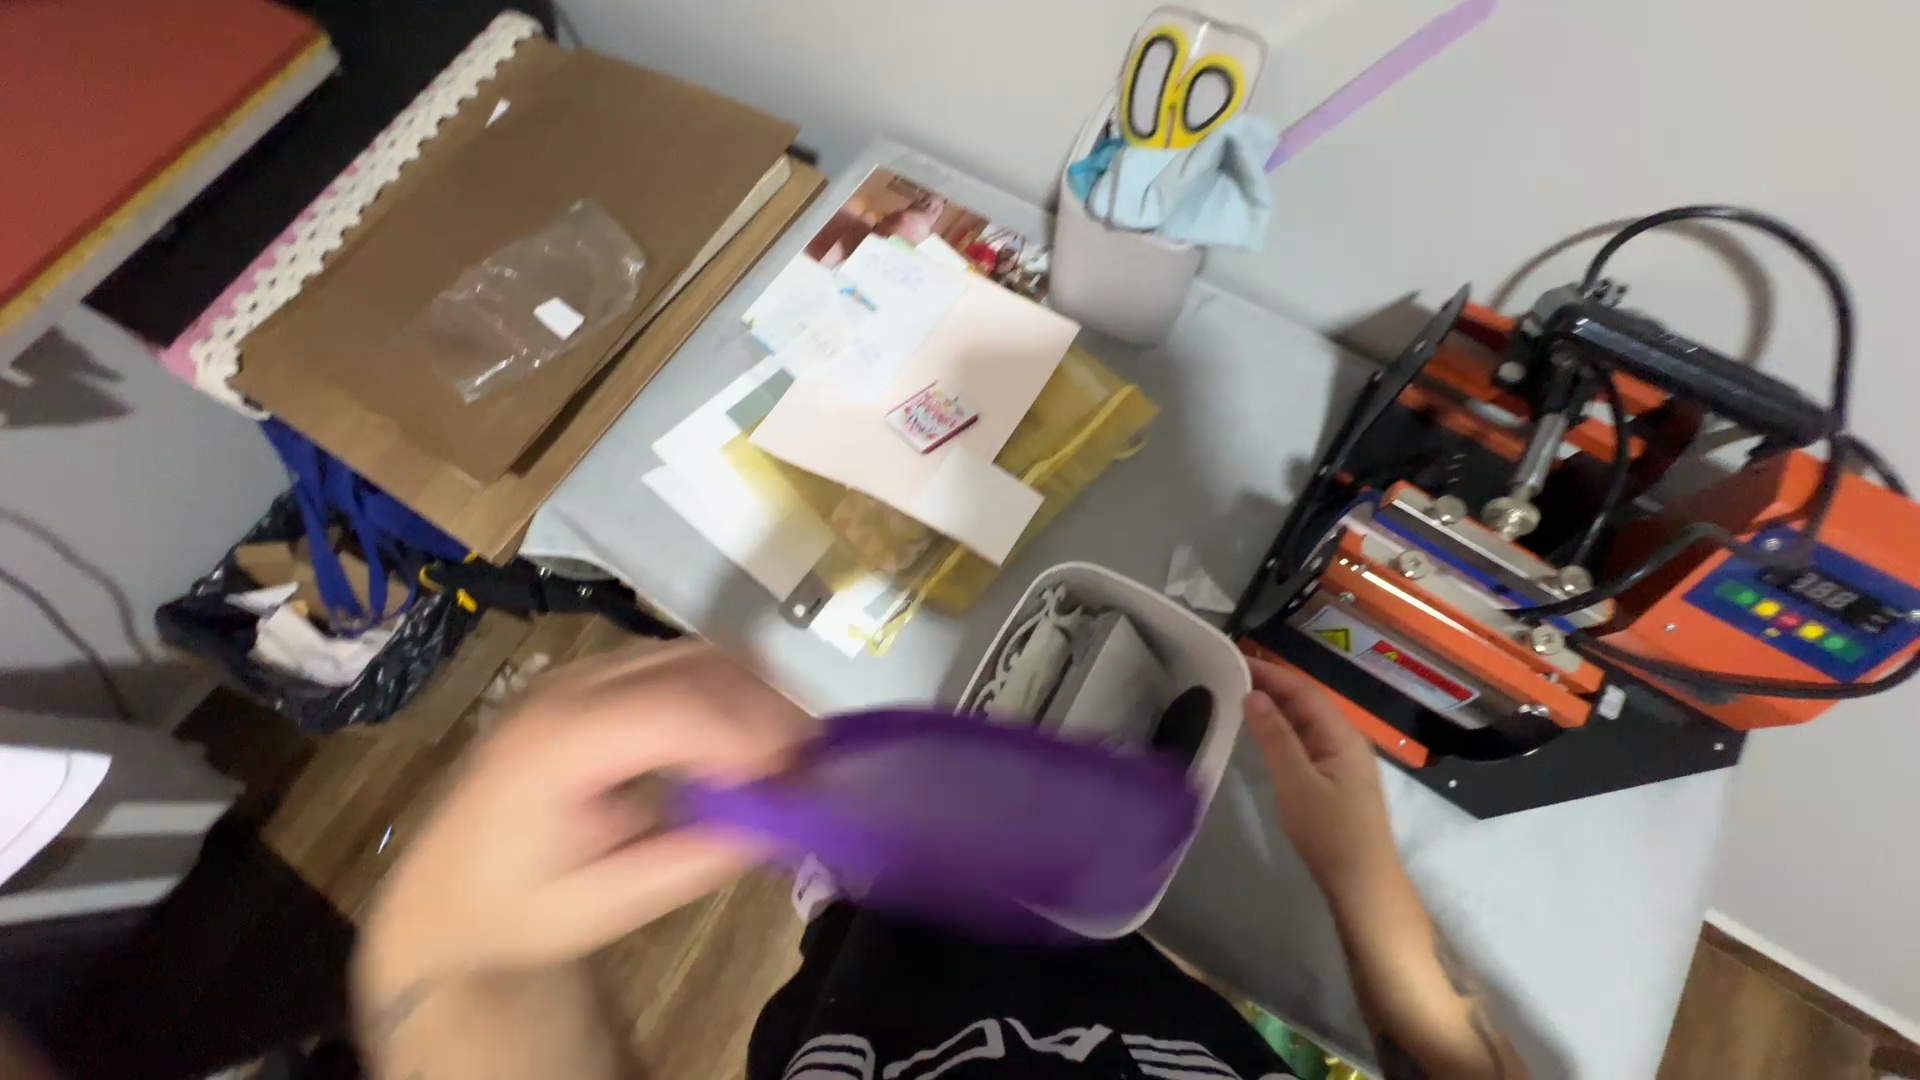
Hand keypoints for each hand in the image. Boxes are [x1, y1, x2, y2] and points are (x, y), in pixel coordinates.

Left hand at [358, 642, 816, 992]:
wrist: (450, 887)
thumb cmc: (520, 907)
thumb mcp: (606, 904)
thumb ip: (694, 859)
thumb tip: (782, 817)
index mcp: (555, 746)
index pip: (671, 709)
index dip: (745, 730)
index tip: (796, 769)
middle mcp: (570, 689)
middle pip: (695, 666)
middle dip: (766, 705)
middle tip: (809, 758)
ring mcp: (585, 672)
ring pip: (698, 652)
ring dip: (755, 691)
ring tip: (786, 746)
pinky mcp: (603, 674)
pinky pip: (686, 659)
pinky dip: (731, 687)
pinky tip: (746, 731)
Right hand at [1243, 657, 1399, 899]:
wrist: (1362, 885)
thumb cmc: (1330, 833)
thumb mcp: (1296, 783)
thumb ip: (1275, 737)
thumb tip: (1254, 695)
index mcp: (1342, 736)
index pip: (1304, 691)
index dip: (1270, 672)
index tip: (1234, 660)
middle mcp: (1346, 741)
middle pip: (1306, 702)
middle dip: (1271, 685)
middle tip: (1229, 675)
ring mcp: (1341, 761)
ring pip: (1305, 721)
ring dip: (1275, 706)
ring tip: (1237, 695)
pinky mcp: (1334, 778)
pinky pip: (1305, 740)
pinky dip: (1281, 728)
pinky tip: (1260, 731)